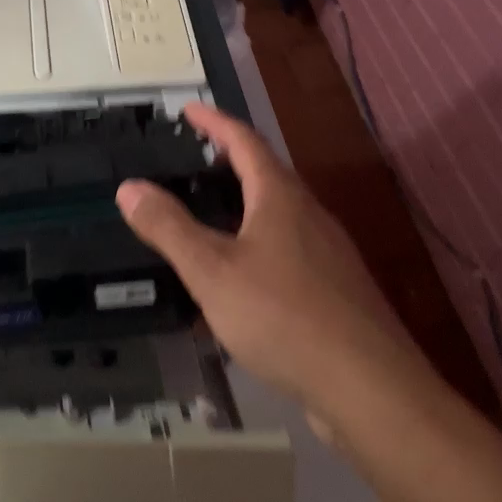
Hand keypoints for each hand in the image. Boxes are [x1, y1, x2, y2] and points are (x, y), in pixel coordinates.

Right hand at [116, 104, 422, 411]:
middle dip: (229, 163)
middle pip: (267, 176)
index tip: (188, 109)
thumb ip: (168, 228)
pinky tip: (240, 282)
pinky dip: (257, 248)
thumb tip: (129, 187)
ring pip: (280, 217)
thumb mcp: (211, 271)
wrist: (372, 391)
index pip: (245, 142)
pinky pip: (289, 254)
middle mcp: (310, 217)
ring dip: (244, 207)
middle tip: (191, 162)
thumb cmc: (284, 317)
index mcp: (280, 199)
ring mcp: (329, 257)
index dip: (214, 122)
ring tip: (208, 218)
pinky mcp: (337, 295)